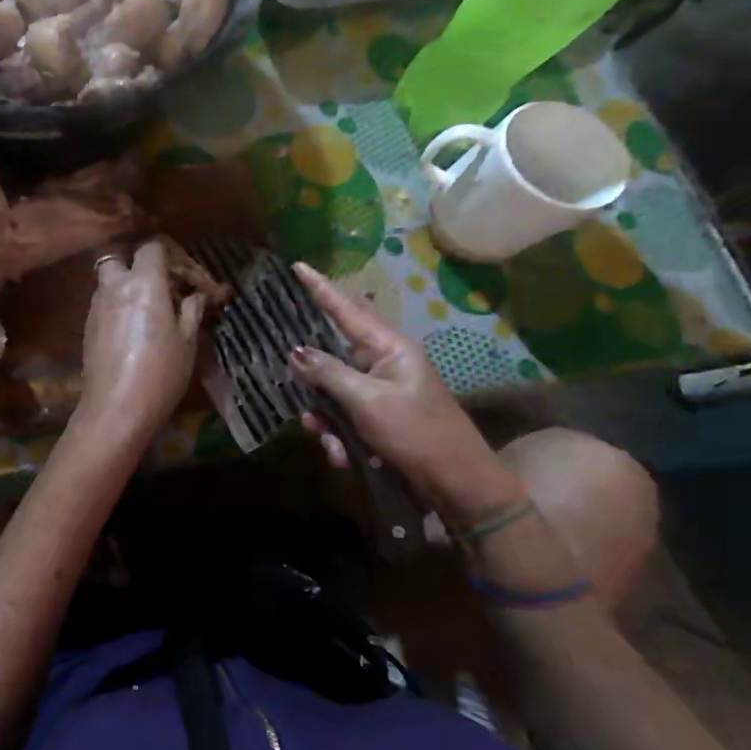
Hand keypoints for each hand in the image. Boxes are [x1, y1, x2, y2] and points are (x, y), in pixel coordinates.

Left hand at [76, 240, 206, 444]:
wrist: (115, 409)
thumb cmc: (159, 373)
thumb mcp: (186, 342)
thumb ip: (191, 310)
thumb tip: (197, 295)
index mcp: (143, 283)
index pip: (153, 247)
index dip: (173, 257)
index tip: (191, 280)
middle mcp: (114, 287)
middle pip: (122, 259)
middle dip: (141, 267)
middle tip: (165, 290)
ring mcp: (95, 307)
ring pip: (109, 282)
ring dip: (128, 287)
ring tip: (153, 312)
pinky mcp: (87, 328)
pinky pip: (103, 304)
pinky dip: (118, 306)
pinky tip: (135, 330)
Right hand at [287, 262, 521, 521]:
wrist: (455, 482)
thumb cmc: (415, 432)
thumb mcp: (366, 401)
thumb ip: (327, 374)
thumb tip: (295, 352)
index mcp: (389, 349)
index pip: (347, 311)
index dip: (321, 290)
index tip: (298, 267)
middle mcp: (383, 364)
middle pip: (330, 361)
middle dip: (314, 390)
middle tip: (308, 416)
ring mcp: (381, 392)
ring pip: (331, 395)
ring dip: (326, 422)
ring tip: (332, 446)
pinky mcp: (379, 418)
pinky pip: (343, 418)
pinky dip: (339, 439)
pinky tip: (345, 458)